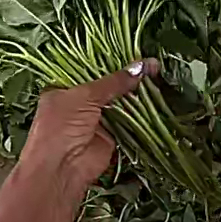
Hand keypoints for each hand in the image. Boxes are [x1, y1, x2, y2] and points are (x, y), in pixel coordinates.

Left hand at [19, 59, 156, 193]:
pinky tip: (158, 98)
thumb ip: (114, 82)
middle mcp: (80, 104)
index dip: (112, 63)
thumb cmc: (62, 125)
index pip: (92, 71)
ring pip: (120, 104)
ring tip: (159, 76)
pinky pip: (129, 121)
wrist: (62, 167)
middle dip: (128, 78)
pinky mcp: (112, 136)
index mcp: (64, 90)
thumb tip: (142, 66)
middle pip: (109, 88)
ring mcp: (97, 121)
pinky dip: (141, 113)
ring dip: (137, 94)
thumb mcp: (85, 96)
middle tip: (153, 65)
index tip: (135, 54)